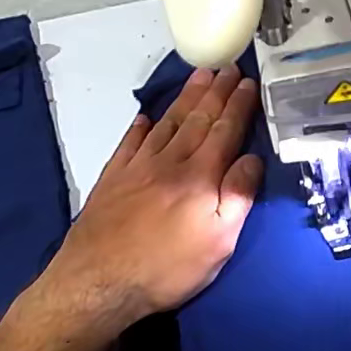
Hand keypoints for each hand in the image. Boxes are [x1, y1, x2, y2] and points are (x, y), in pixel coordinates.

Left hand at [42, 65, 264, 330]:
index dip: (239, 106)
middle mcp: (169, 162)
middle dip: (216, 92)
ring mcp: (137, 167)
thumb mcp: (219, 242)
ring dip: (186, 98)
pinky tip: (146, 116)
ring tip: (200, 77)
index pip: (225, 131)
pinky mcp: (113, 178)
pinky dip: (140, 126)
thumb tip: (252, 159)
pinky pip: (130, 142)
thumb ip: (238, 197)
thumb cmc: (167, 269)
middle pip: (197, 119)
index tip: (248, 83)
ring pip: (167, 123)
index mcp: (200, 177)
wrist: (98, 282)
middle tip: (228, 67)